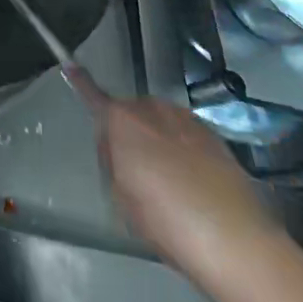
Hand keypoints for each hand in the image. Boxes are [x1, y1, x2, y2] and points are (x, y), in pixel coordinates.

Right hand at [72, 77, 302, 301]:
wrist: (233, 237)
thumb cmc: (165, 219)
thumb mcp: (122, 196)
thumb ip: (113, 161)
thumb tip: (119, 148)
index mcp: (122, 121)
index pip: (93, 96)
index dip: (79, 80)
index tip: (69, 64)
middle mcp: (152, 108)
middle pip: (129, 114)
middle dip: (127, 134)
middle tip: (133, 174)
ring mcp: (185, 118)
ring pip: (158, 123)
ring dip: (156, 140)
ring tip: (168, 181)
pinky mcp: (212, 133)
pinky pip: (183, 134)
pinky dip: (181, 148)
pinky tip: (192, 181)